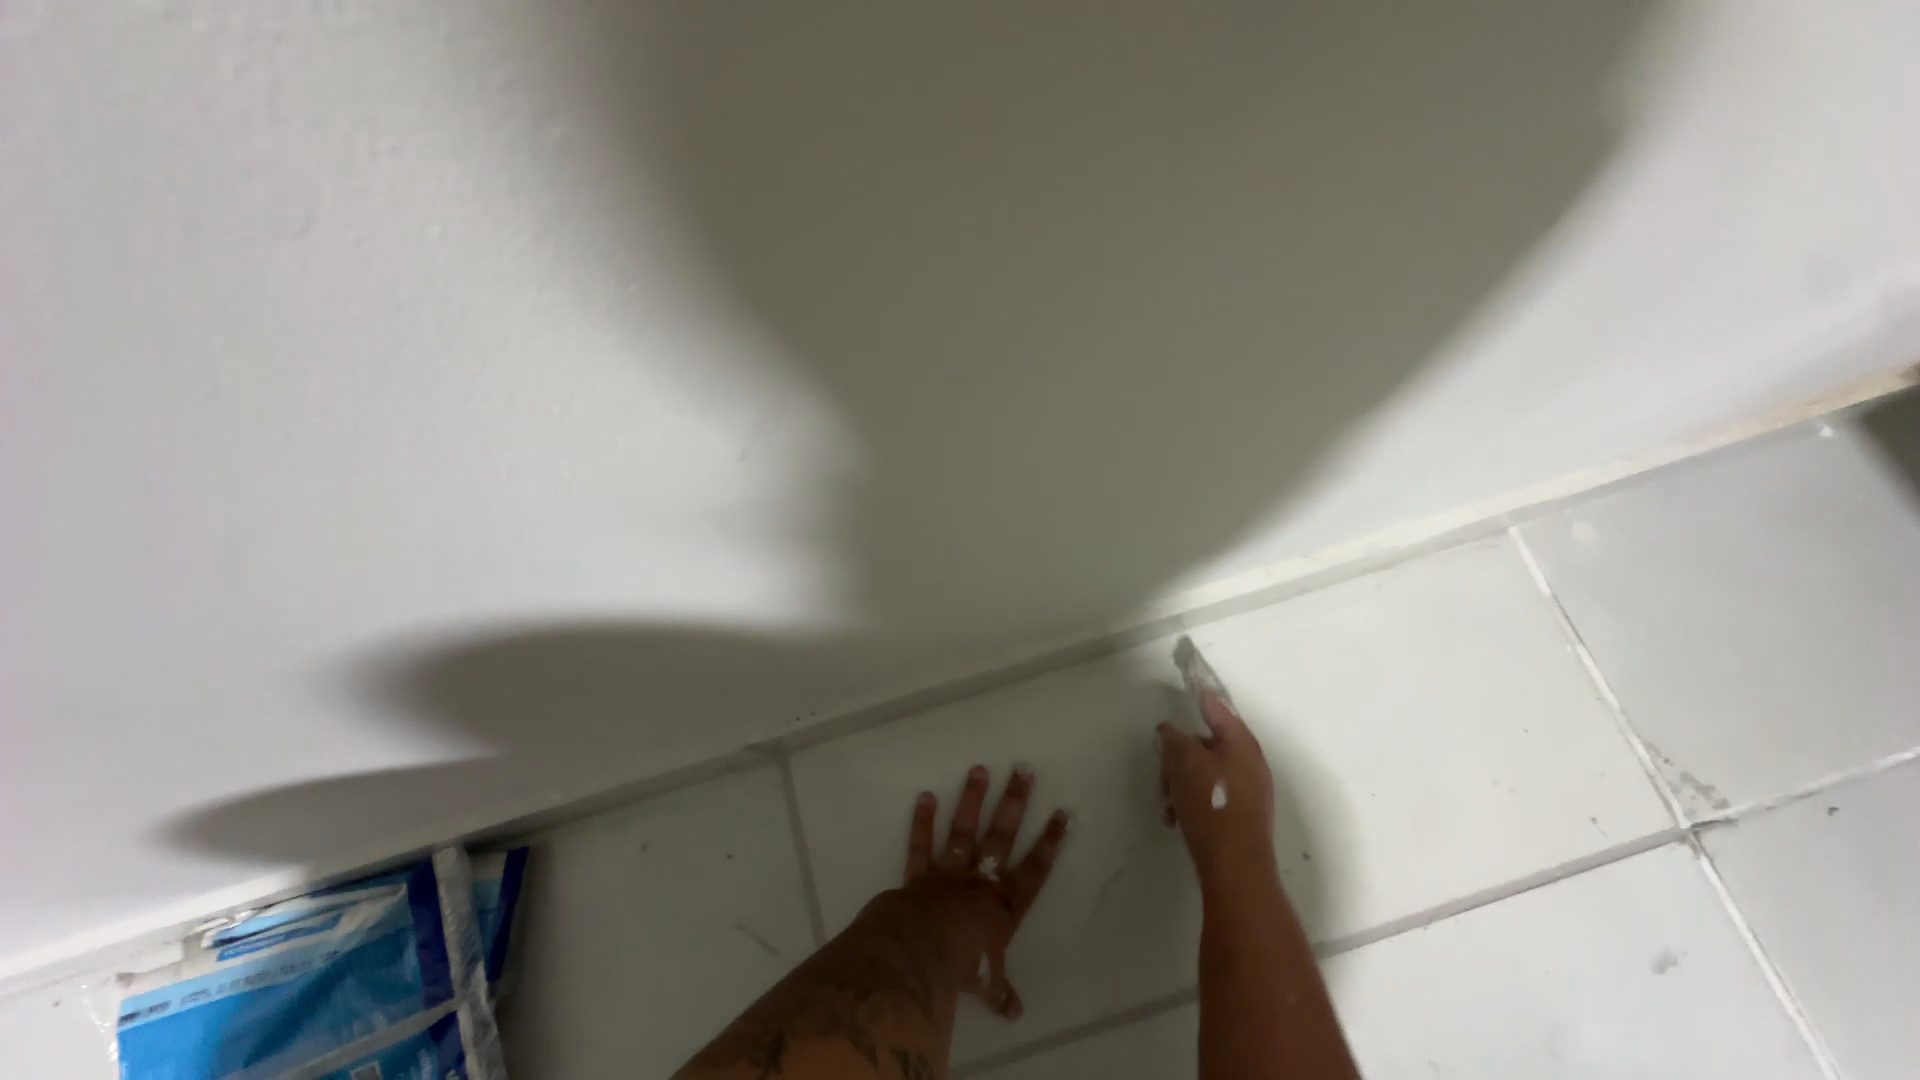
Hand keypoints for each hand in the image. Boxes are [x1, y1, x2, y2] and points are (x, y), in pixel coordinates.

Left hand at [877, 765, 1068, 1020]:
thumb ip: (1000, 990)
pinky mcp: (919, 875)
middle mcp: (980, 882)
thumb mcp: (988, 982)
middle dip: (1014, 803)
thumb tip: (1014, 1013)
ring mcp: (949, 873)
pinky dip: (921, 822)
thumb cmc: (963, 966)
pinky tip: (924, 796)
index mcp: (1004, 906)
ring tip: (978, 769)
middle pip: (1002, 837)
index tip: (1063, 813)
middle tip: (1023, 769)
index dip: (1050, 843)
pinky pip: (921, 846)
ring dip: (971, 800)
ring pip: (963, 831)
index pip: (1034, 870)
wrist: (920, 952)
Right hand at [1157, 690, 1275, 879]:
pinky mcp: (1240, 817)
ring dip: (1180, 782)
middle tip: (1162, 770)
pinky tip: (1175, 819)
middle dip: (1179, 755)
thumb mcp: (1185, 763)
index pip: (1218, 708)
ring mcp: (1247, 792)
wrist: (1235, 868)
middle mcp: (1250, 764)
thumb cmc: (1212, 805)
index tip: (1192, 679)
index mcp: (1242, 744)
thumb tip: (1169, 731)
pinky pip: (1209, 797)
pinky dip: (1190, 802)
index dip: (1202, 695)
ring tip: (1167, 804)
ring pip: (1204, 773)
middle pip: (1207, 744)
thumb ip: (1174, 739)